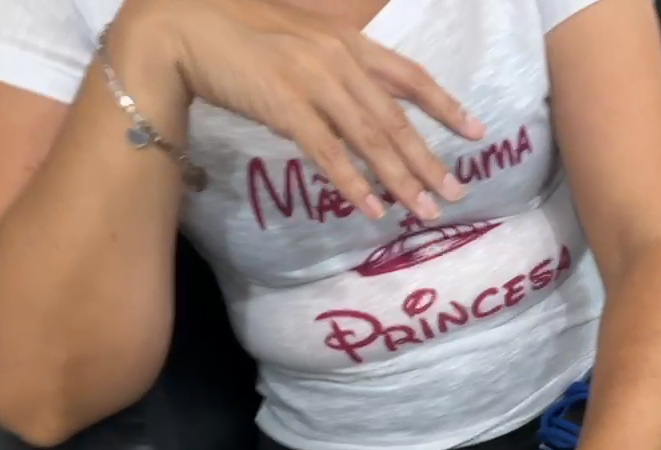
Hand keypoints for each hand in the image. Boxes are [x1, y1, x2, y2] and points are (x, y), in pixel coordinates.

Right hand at [118, 0, 483, 218]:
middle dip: (429, 160)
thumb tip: (371, 104)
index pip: (409, 76)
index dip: (445, 105)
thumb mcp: (304, 41)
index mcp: (348, 42)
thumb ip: (341, 67)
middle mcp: (338, 60)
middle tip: (456, 194)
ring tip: (425, 211)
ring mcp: (313, 82)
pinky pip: (330, 154)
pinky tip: (375, 210)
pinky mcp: (286, 108)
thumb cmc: (244, 34)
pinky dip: (354, 184)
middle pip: (396, 119)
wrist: (184, 27)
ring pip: (371, 140)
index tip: (476, 133)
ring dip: (401, 180)